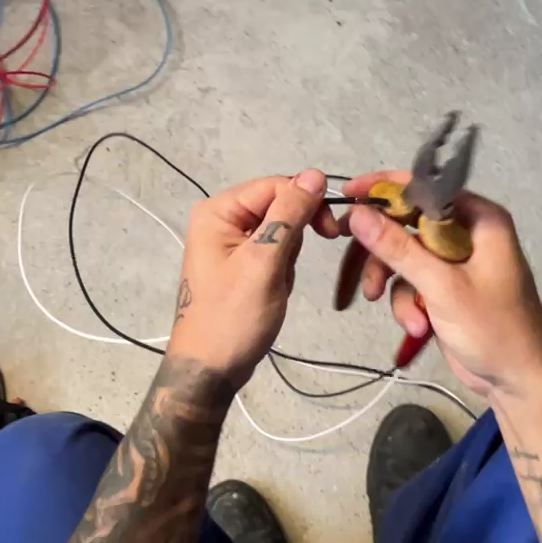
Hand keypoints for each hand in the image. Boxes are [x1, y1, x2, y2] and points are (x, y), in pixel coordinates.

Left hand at [166, 168, 336, 386]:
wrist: (210, 369)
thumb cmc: (233, 316)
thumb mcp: (264, 262)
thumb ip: (289, 215)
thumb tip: (315, 173)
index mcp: (218, 210)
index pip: (275, 185)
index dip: (307, 202)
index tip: (332, 232)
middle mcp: (220, 218)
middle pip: (277, 205)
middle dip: (293, 237)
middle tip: (287, 271)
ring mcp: (229, 240)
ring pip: (280, 229)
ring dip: (288, 257)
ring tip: (274, 285)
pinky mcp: (239, 261)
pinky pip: (273, 250)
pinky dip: (281, 269)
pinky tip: (272, 291)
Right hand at [342, 172, 541, 400]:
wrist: (519, 384)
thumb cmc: (493, 328)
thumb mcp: (441, 286)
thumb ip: (398, 248)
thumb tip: (357, 213)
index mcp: (478, 219)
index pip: (425, 188)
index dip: (386, 189)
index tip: (350, 194)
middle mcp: (466, 232)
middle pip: (407, 224)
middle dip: (384, 252)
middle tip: (353, 259)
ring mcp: (454, 262)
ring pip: (403, 256)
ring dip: (394, 285)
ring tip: (394, 311)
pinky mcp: (444, 287)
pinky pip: (410, 282)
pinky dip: (407, 303)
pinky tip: (417, 328)